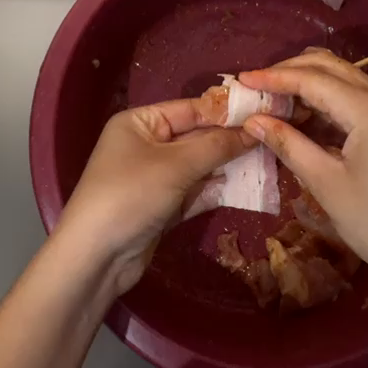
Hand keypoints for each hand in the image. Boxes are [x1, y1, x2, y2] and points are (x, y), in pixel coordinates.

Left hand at [53, 100, 254, 294]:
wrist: (96, 258)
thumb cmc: (131, 195)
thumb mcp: (176, 165)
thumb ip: (216, 145)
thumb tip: (253, 129)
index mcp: (140, 122)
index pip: (190, 109)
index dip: (225, 111)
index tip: (263, 112)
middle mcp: (146, 144)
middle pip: (196, 136)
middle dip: (230, 140)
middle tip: (271, 138)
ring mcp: (154, 177)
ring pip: (199, 165)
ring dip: (228, 166)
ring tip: (268, 161)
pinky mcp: (162, 206)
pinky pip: (196, 191)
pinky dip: (217, 189)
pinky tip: (248, 187)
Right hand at [237, 49, 367, 290]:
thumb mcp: (327, 185)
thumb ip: (289, 145)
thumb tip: (254, 120)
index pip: (311, 78)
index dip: (272, 78)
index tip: (240, 80)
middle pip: (327, 67)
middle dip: (288, 72)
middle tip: (252, 87)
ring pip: (340, 79)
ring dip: (304, 83)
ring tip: (269, 100)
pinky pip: (350, 98)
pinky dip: (321, 100)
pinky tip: (298, 117)